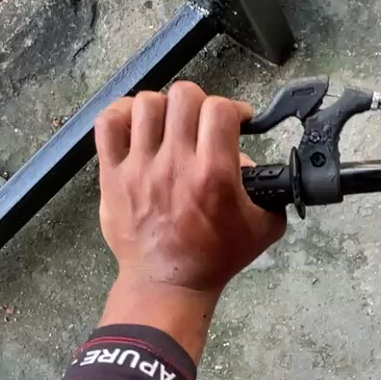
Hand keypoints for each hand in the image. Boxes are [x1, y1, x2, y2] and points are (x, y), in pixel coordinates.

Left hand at [95, 82, 285, 357]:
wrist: (169, 283)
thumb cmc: (215, 258)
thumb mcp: (264, 227)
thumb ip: (271, 192)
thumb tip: (248, 161)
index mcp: (214, 175)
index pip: (220, 109)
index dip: (233, 108)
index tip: (236, 121)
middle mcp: (176, 164)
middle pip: (184, 96)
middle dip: (200, 103)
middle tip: (203, 122)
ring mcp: (140, 167)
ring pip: (147, 103)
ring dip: (164, 107)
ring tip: (171, 125)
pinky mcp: (113, 175)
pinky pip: (109, 123)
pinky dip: (123, 114)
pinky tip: (138, 125)